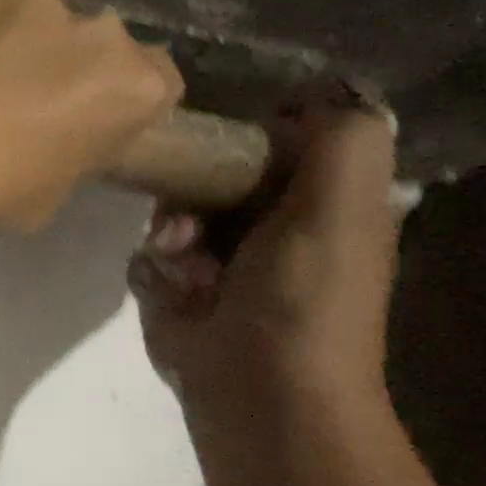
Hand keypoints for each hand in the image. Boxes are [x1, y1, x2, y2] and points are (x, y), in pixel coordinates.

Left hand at [0, 0, 183, 230]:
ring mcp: (34, 0)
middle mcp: (100, 29)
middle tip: (6, 100)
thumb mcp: (51, 196)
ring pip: (27, 16)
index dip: (106, 100)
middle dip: (55, 64)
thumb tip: (52, 142)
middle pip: (86, 41)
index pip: (148, 81)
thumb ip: (72, 152)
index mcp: (135, 87)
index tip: (72, 119)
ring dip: (4, 40)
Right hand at [128, 100, 400, 420]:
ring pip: (171, 213)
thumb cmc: (303, 299)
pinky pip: (145, 255)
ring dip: (168, 234)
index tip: (217, 149)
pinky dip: (150, 268)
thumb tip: (307, 96)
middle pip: (214, 176)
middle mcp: (275, 228)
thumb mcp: (340, 210)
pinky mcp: (175, 289)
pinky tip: (167, 289)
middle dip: (191, 192)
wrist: (259, 389)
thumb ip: (340, 144)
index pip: (279, 146)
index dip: (247, 140)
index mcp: (326, 206)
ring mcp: (222, 262)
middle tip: (184, 221)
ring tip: (178, 267)